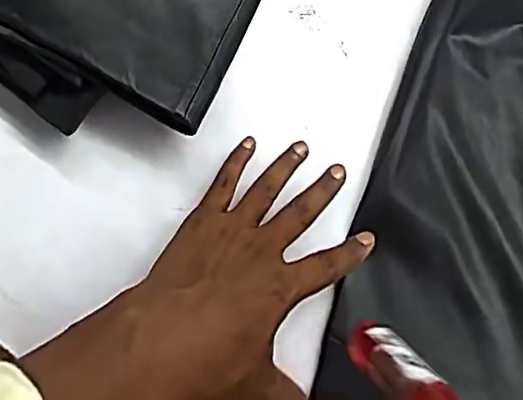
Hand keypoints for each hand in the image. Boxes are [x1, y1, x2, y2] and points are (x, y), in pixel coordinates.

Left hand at [23, 139, 373, 399]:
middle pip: (301, 213)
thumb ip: (283, 387)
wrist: (158, 340)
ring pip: (267, 188)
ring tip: (300, 148)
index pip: (325, 266)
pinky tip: (246, 146)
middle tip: (337, 172)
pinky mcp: (204, 219)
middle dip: (323, 191)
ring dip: (286, 166)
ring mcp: (232, 229)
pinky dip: (237, 161)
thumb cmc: (202, 359)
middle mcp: (260, 250)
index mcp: (278, 288)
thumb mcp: (255, 384)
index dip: (349, 254)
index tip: (364, 239)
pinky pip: (224, 182)